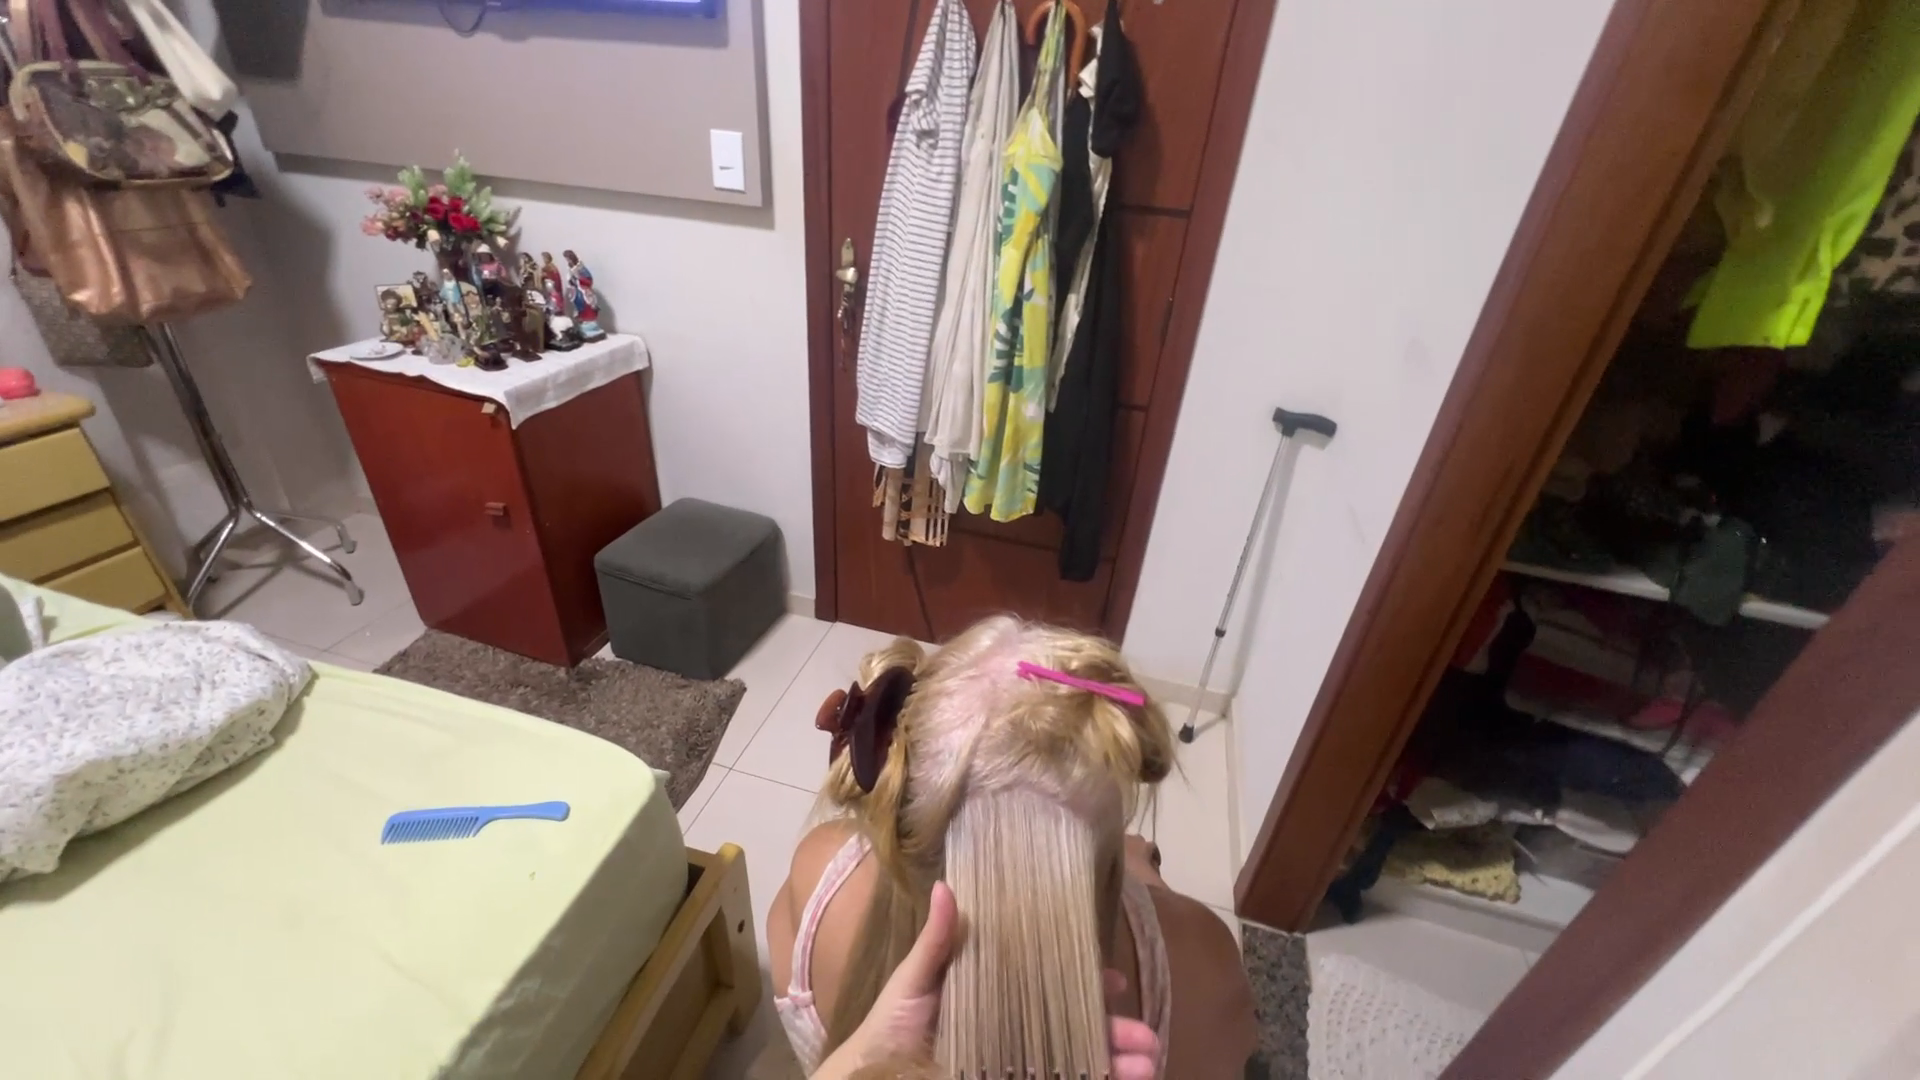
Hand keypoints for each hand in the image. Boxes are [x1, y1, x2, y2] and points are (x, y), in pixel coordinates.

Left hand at [812, 882, 1162, 1078]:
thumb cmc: (892, 1029)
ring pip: (1079, 1060)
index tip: (1117, 979)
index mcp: (996, 991)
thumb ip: (937, 942)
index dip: (1085, 981)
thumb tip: (947, 884)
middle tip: (1148, 1037)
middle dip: (1115, 1031)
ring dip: (1117, 1063)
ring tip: (1149, 1065)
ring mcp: (1020, 1060)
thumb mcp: (915, 981)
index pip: (1050, 982)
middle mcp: (1015, 1026)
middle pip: (1074, 1025)